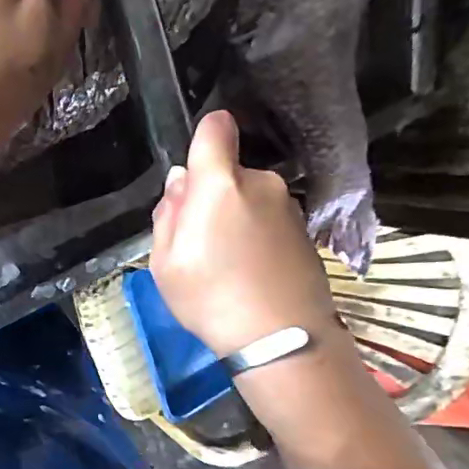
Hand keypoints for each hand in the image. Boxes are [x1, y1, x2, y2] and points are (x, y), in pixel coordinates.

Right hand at [150, 111, 338, 356]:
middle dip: (207, 195)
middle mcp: (260, 183)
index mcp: (219, 185)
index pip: (215, 131)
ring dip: (231, 216)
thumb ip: (168, 214)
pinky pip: (266, 218)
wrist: (279, 337)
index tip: (191, 166)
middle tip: (193, 238)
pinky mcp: (304, 230)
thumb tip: (180, 184)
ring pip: (247, 197)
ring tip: (221, 261)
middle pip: (226, 172)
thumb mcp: (163, 261)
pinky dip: (254, 234)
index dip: (203, 137)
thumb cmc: (208, 295)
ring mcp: (288, 206)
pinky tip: (247, 270)